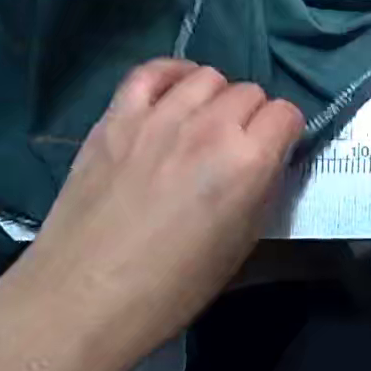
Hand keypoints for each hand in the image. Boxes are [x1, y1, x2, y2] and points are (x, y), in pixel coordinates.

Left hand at [0, 60, 303, 361]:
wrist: (83, 300)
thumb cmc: (175, 286)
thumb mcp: (244, 243)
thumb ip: (265, 188)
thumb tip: (269, 160)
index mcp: (248, 162)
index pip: (287, 114)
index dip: (286, 133)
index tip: (275, 152)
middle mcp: (210, 128)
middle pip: (251, 91)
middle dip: (254, 117)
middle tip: (238, 147)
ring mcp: (159, 117)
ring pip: (208, 77)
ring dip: (217, 98)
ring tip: (205, 125)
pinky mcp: (116, 117)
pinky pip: (152, 71)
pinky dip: (171, 76)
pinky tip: (175, 95)